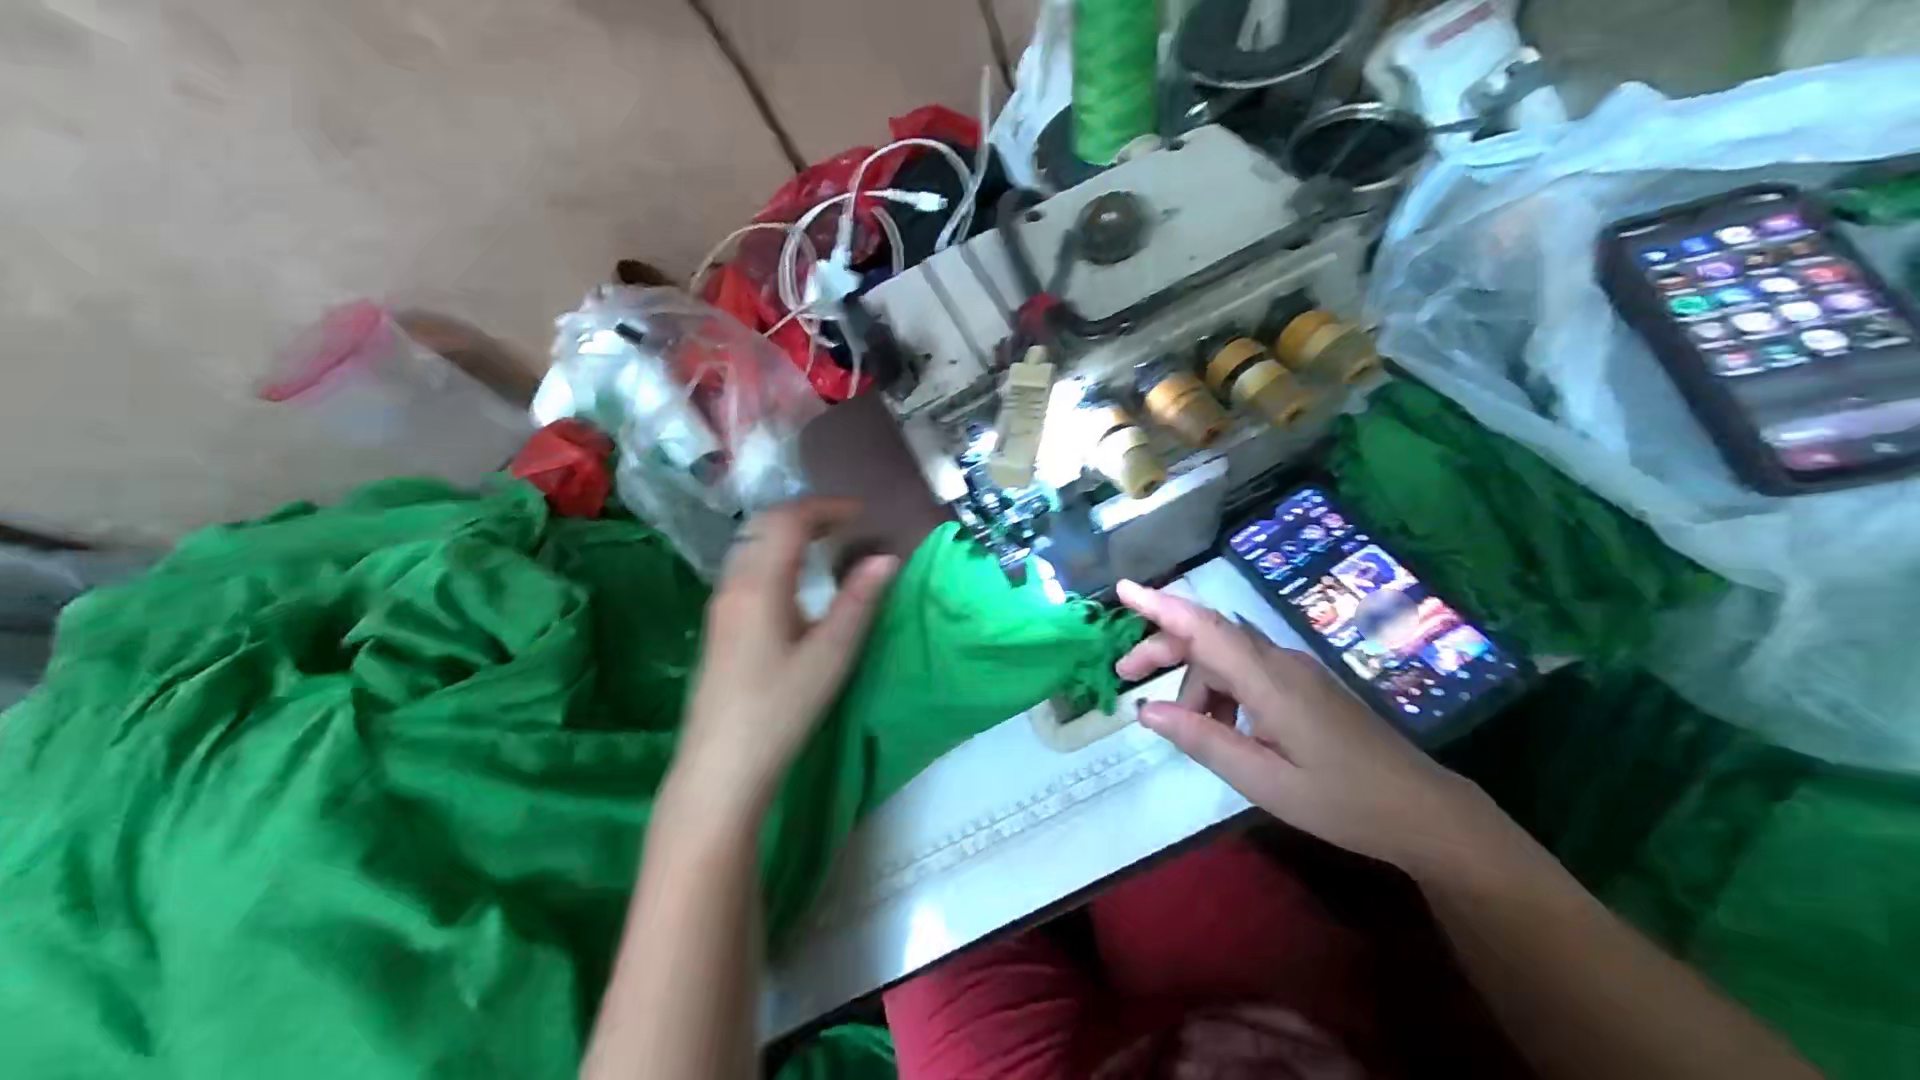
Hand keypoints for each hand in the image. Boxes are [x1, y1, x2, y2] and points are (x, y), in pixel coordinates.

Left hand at [673, 498, 899, 812]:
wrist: (720, 767)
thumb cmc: (780, 710)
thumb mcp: (830, 656)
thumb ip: (858, 602)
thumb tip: (887, 557)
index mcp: (759, 585)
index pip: (788, 521)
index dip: (826, 508)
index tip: (861, 514)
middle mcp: (732, 584)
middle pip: (764, 525)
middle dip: (806, 514)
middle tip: (846, 524)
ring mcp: (720, 605)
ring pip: (750, 545)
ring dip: (787, 533)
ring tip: (825, 545)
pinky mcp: (718, 625)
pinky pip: (745, 566)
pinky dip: (774, 554)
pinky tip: (794, 581)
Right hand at [1114, 580, 1524, 878]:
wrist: (1426, 812)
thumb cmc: (1343, 801)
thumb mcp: (1262, 780)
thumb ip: (1202, 740)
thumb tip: (1145, 713)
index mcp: (1269, 680)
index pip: (1204, 627)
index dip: (1159, 605)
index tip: (1122, 590)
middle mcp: (1280, 663)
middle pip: (1207, 637)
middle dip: (1161, 650)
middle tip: (1124, 677)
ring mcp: (1295, 672)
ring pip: (1225, 659)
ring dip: (1195, 686)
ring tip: (1192, 732)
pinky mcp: (1304, 686)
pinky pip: (1247, 674)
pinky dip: (1221, 693)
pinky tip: (1225, 730)